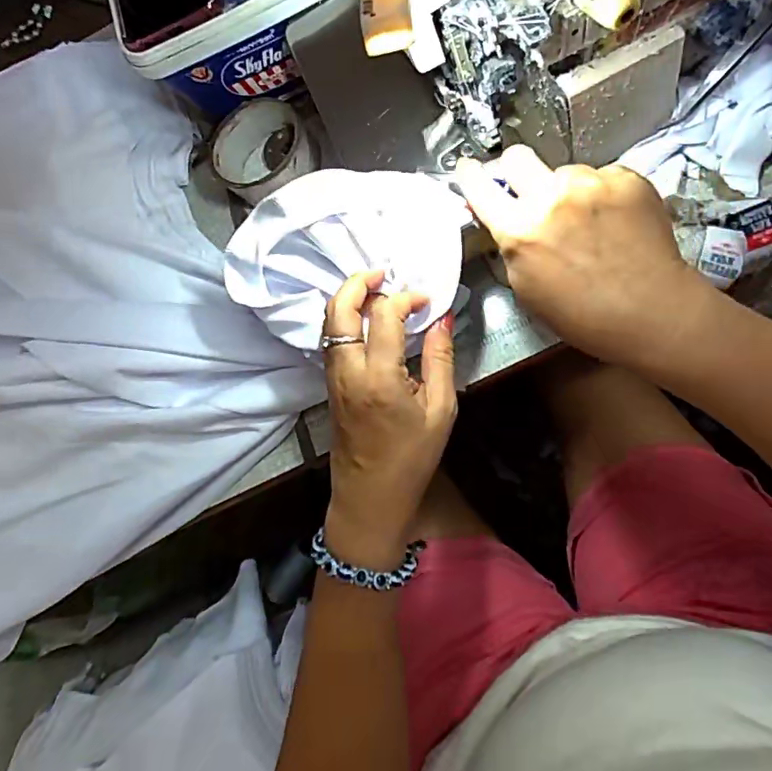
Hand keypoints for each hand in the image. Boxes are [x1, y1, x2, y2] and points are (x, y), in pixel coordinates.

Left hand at [320, 271, 457, 571]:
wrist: (370, 498)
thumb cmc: (412, 459)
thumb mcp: (440, 411)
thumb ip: (440, 359)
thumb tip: (443, 318)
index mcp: (380, 377)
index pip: (383, 316)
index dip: (405, 298)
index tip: (426, 301)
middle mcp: (348, 371)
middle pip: (339, 310)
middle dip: (358, 283)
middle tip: (382, 273)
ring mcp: (333, 377)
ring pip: (328, 322)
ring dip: (348, 298)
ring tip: (376, 289)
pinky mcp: (330, 385)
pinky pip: (330, 339)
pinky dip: (343, 318)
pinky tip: (365, 318)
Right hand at [453, 145, 718, 368]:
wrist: (652, 311)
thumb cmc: (586, 315)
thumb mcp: (527, 287)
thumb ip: (512, 245)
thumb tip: (508, 223)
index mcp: (520, 230)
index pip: (479, 185)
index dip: (470, 175)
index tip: (470, 169)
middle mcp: (552, 198)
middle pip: (518, 156)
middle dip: (518, 171)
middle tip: (530, 190)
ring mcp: (592, 184)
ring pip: (566, 172)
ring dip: (568, 190)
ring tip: (589, 222)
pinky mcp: (626, 179)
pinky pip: (602, 176)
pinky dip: (603, 195)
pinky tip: (616, 222)